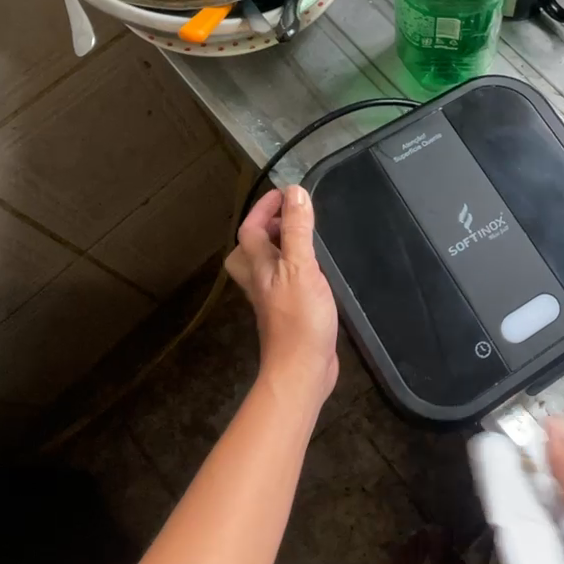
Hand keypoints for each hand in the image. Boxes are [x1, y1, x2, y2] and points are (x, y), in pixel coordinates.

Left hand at [225, 185, 338, 407]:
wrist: (302, 370)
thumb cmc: (300, 318)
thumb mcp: (301, 267)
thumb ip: (297, 230)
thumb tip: (295, 193)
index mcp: (259, 268)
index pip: (249, 230)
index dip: (263, 209)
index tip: (285, 194)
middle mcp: (262, 283)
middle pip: (248, 252)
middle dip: (262, 231)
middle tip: (289, 219)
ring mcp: (274, 301)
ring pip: (266, 269)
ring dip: (278, 251)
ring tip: (304, 240)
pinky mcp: (290, 315)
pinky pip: (285, 284)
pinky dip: (296, 272)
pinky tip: (315, 274)